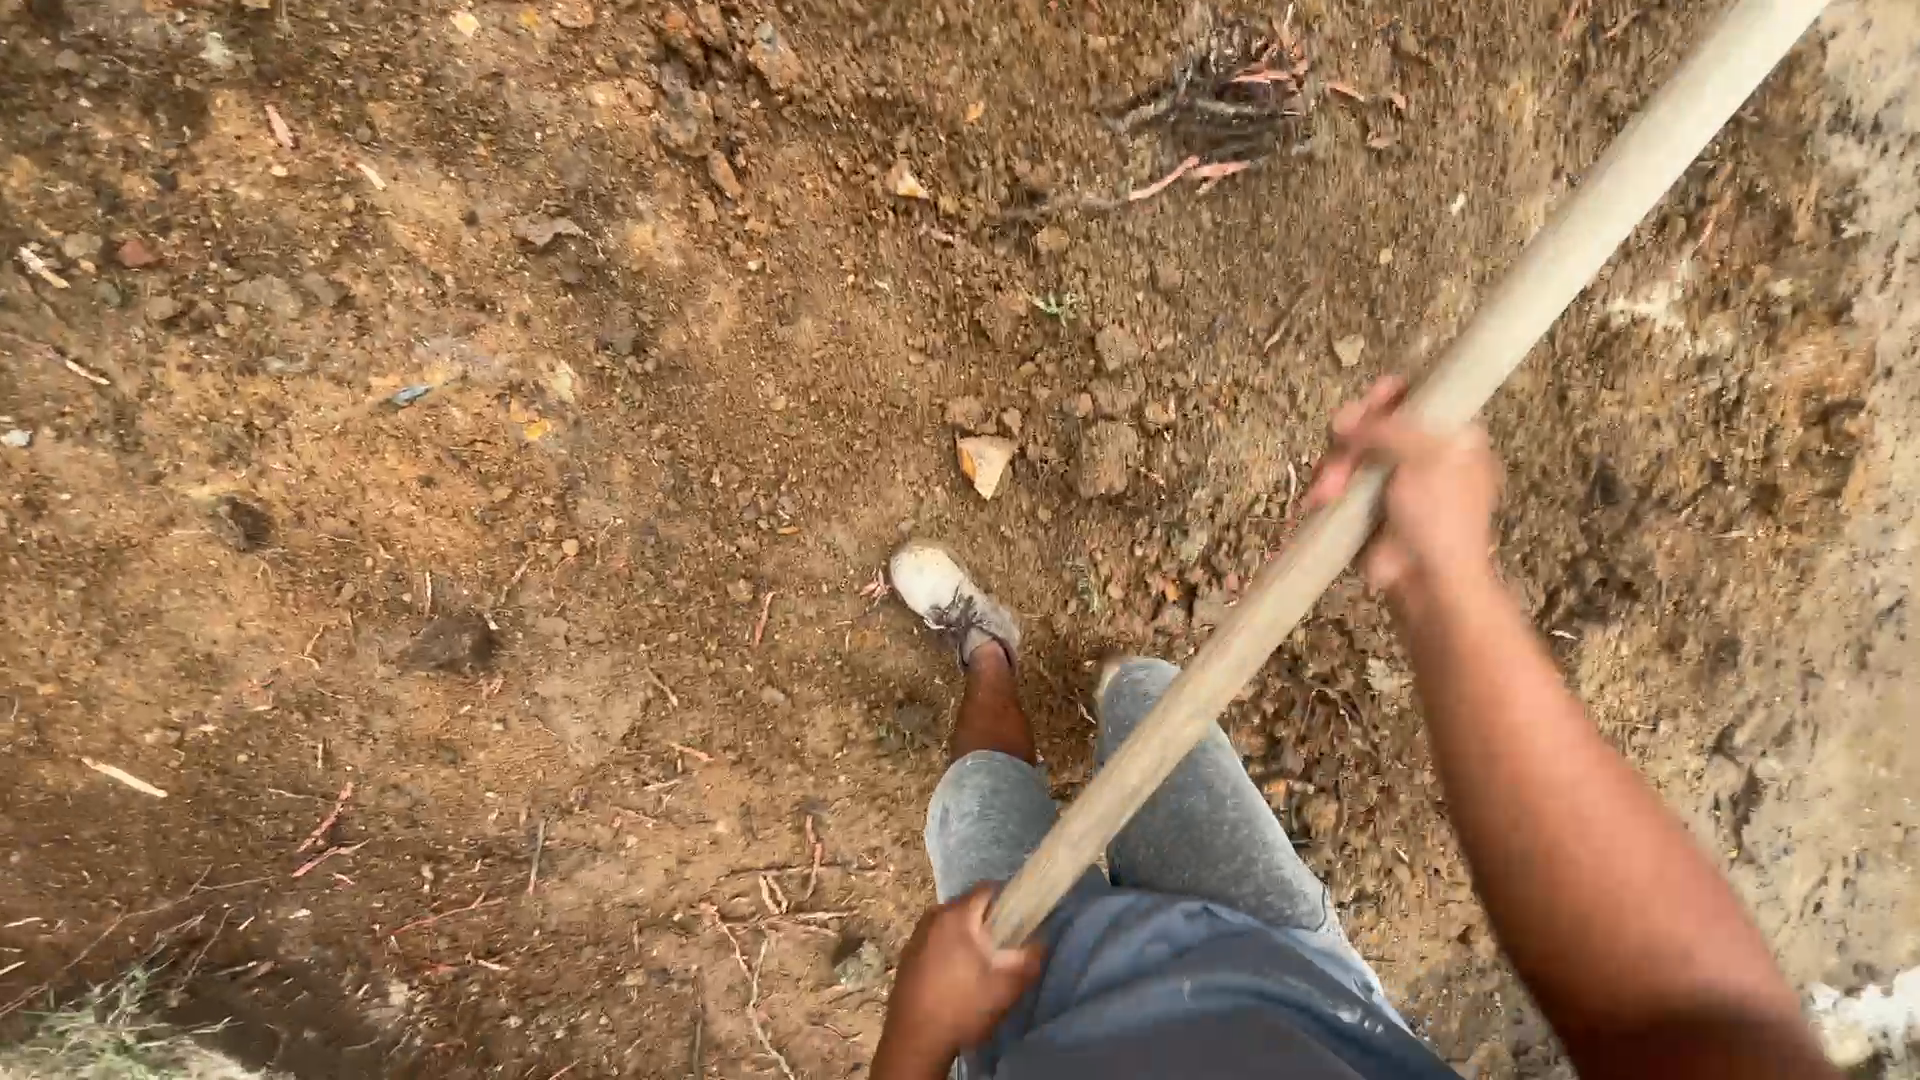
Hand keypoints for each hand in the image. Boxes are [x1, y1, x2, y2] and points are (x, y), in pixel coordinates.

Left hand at [873, 884, 1045, 1077]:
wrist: (914, 1041)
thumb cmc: (963, 1007)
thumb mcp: (1006, 988)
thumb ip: (1030, 959)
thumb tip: (1041, 940)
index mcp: (957, 914)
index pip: (987, 889)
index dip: (1007, 900)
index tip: (1020, 919)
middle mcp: (933, 915)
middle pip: (968, 905)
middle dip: (987, 921)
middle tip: (1003, 945)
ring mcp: (916, 934)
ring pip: (951, 923)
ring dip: (967, 935)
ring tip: (980, 964)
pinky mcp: (907, 954)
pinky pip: (935, 939)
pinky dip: (948, 948)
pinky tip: (955, 976)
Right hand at [1304, 376, 1500, 601]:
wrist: (1425, 578)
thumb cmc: (1441, 514)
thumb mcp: (1427, 457)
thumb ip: (1389, 428)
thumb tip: (1345, 420)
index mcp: (1449, 438)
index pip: (1417, 399)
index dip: (1390, 396)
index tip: (1370, 401)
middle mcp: (1416, 455)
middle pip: (1371, 425)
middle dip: (1350, 437)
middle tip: (1338, 441)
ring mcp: (1384, 482)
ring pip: (1345, 455)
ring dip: (1332, 468)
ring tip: (1328, 491)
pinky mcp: (1358, 507)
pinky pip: (1332, 485)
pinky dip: (1322, 490)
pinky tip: (1318, 502)